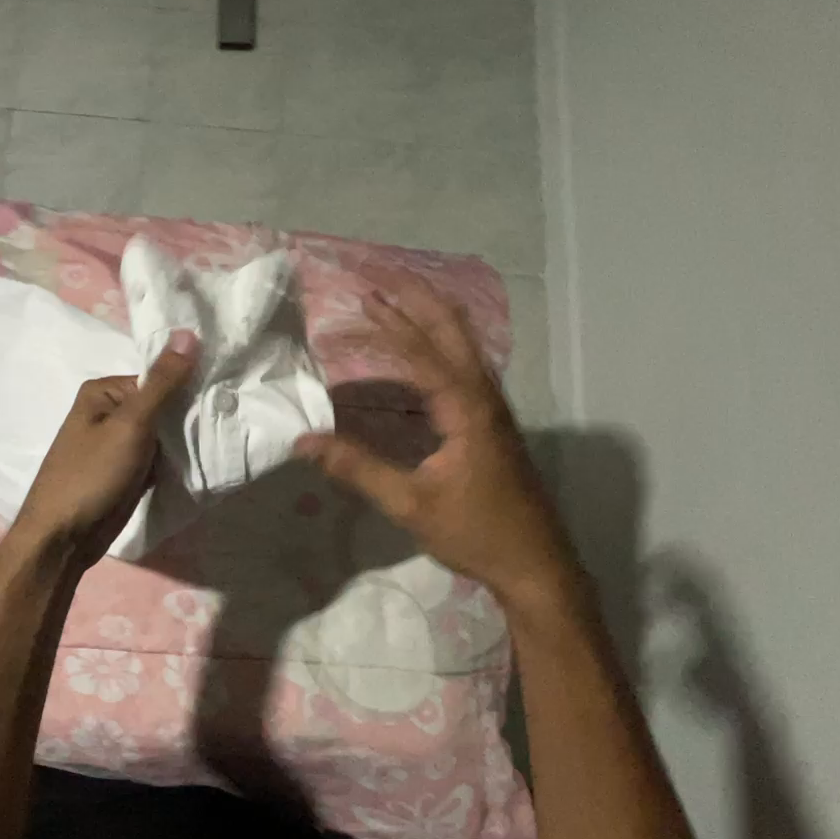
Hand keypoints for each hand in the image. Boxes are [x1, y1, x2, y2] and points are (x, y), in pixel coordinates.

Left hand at [12, 330, 200, 565]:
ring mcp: (117, 445)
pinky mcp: (125, 473)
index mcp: (103, 391)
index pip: (159, 379)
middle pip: (162, 407)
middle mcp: (109, 413)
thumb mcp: (131, 424)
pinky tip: (200, 466)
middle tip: (225, 422)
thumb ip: (163, 383)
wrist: (63, 537)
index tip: (222, 398)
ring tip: (218, 443)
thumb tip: (188, 333)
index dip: (189, 388)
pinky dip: (174, 464)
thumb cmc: (91, 474)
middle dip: (188, 418)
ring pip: (163, 436)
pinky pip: (158, 460)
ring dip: (184, 444)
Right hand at [297, 269, 584, 610]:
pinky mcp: (490, 419)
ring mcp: (491, 404)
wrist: (536, 563)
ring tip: (388, 296)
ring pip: (461, 340)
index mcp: (466, 406)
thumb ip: (357, 468)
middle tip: (370, 275)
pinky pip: (461, 362)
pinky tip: (416, 348)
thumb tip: (303, 441)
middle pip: (449, 325)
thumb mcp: (410, 503)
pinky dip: (435, 342)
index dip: (375, 331)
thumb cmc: (476, 532)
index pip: (416, 350)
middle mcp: (483, 393)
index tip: (337, 320)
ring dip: (425, 313)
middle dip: (410, 295)